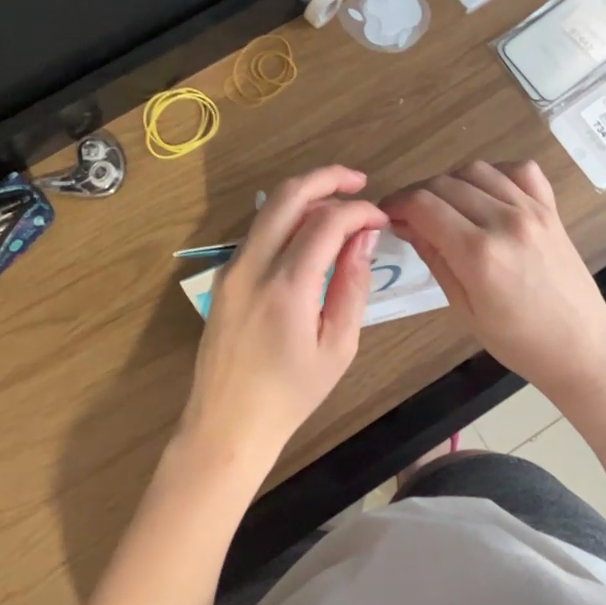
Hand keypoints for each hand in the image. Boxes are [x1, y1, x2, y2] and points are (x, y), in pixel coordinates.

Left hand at [179, 165, 386, 467]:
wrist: (226, 425)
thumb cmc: (291, 395)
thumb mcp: (337, 346)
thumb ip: (353, 285)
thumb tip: (365, 236)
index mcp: (286, 286)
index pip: (327, 221)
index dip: (359, 210)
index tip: (382, 220)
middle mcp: (252, 266)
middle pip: (288, 195)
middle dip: (327, 178)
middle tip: (359, 182)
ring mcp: (231, 269)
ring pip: (268, 209)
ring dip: (305, 197)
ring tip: (340, 207)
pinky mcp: (223, 278)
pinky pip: (258, 233)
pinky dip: (286, 220)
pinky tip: (310, 236)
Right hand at [382, 161, 605, 402]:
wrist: (581, 348)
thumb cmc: (518, 342)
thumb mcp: (464, 309)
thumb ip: (435, 258)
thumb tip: (405, 224)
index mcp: (479, 253)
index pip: (423, 204)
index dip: (397, 204)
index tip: (387, 215)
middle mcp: (504, 221)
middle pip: (444, 183)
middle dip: (419, 195)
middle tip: (411, 217)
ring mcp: (532, 210)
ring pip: (476, 170)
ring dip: (451, 182)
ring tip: (446, 207)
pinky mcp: (551, 209)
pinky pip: (519, 170)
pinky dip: (495, 174)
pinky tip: (487, 195)